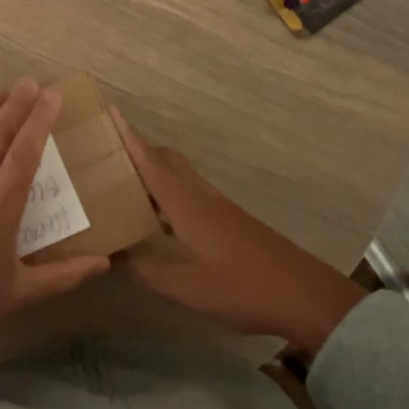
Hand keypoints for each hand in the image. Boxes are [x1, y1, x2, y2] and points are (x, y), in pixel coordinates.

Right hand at [115, 110, 366, 357]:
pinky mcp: (228, 220)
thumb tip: (109, 257)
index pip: (149, 161)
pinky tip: (157, 218)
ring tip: (121, 185)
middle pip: (165, 160)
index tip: (108, 111)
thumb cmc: (242, 287)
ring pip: (179, 176)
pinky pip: (189, 193)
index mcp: (186, 203)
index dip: (127, 137)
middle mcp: (200, 196)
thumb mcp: (186, 287)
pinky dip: (167, 192)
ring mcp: (218, 207)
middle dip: (136, 150)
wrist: (304, 297)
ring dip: (152, 171)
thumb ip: (145, 271)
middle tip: (104, 155)